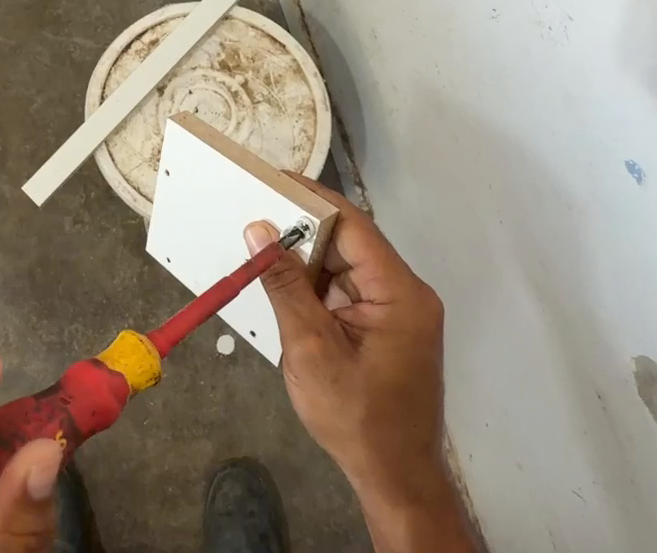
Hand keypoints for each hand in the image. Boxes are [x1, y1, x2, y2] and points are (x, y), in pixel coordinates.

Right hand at [247, 179, 471, 551]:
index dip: (311, 198)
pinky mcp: (384, 328)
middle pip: (348, 243)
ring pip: (343, 267)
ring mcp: (396, 312)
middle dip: (300, 230)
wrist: (394, 478)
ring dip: (303, 260)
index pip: (353, 225)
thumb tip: (259, 229)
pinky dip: (312, 286)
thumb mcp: (310, 347)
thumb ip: (285, 283)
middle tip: (252, 213)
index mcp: (399, 292)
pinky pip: (344, 290)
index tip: (271, 179)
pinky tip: (280, 284)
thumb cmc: (355, 415)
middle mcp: (404, 293)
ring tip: (258, 245)